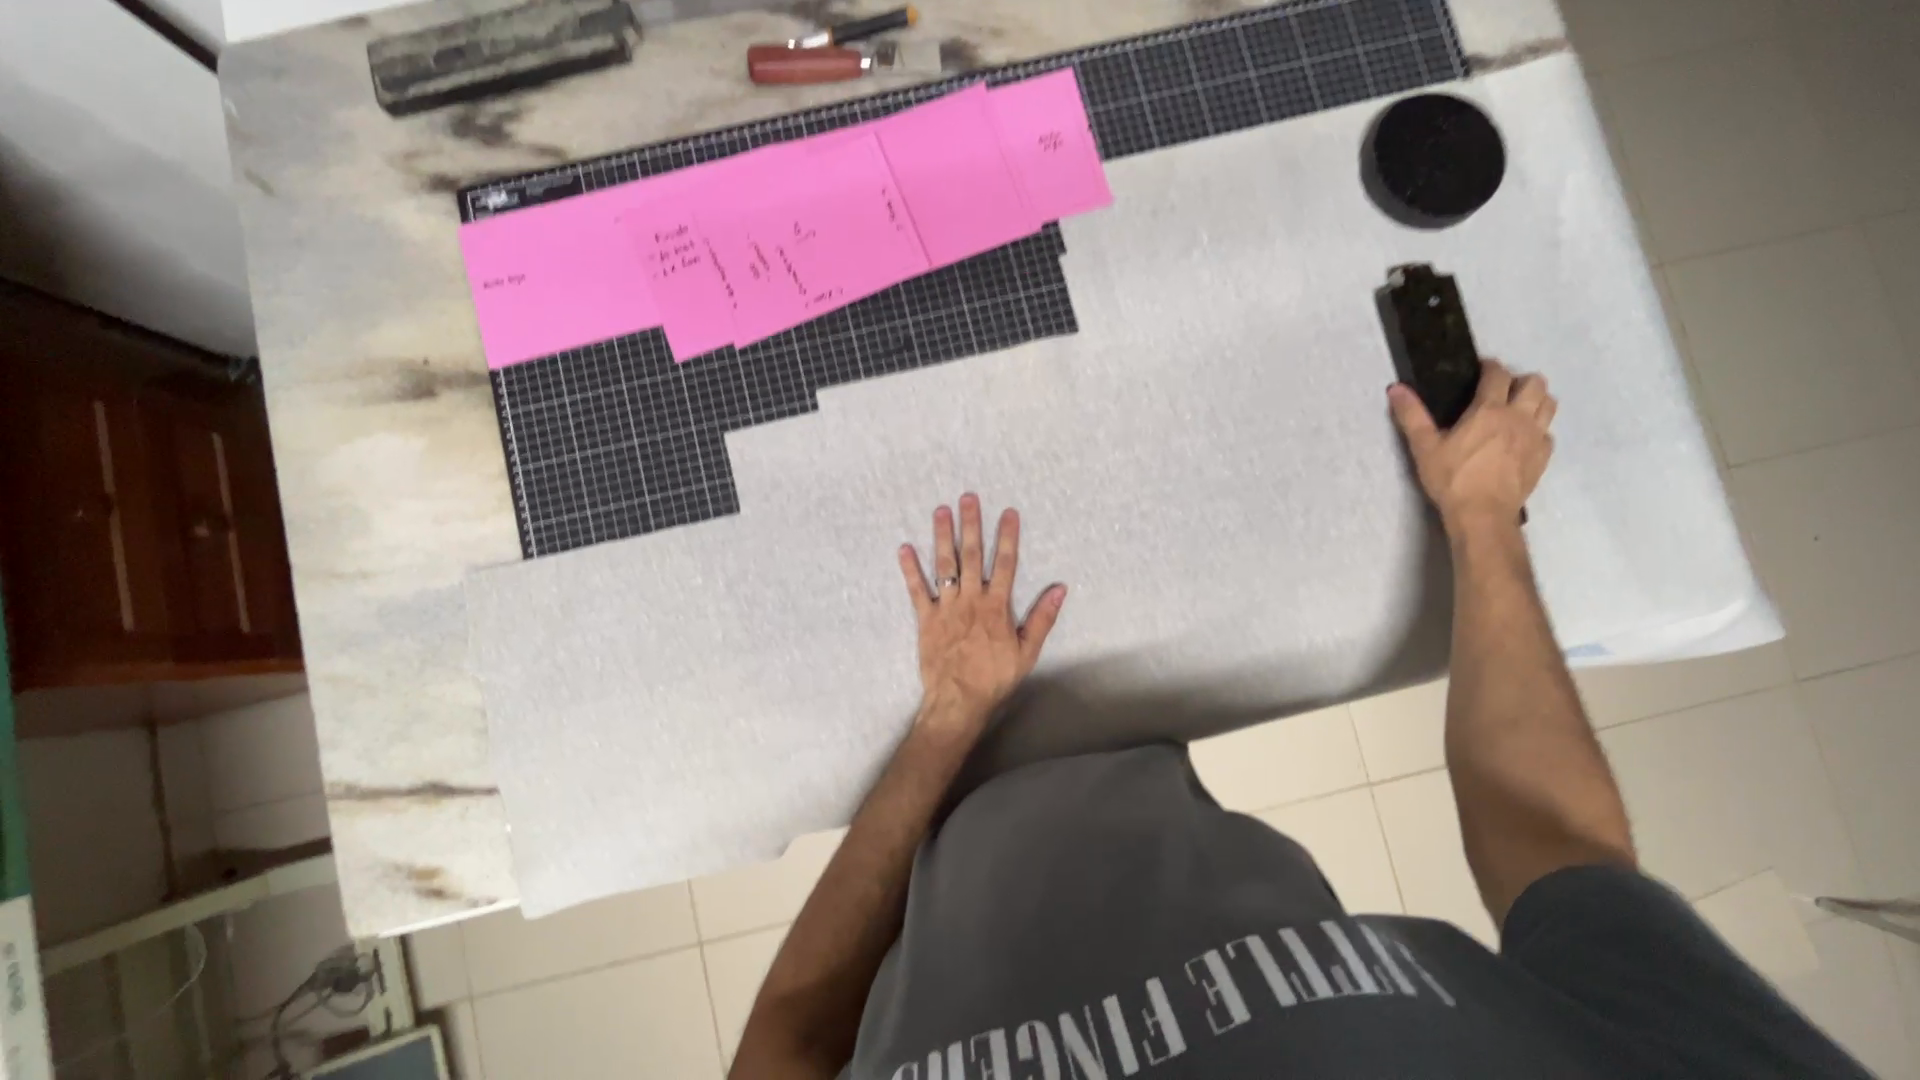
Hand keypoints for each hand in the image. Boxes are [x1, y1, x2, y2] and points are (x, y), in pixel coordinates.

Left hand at [897, 494, 1066, 731]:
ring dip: (942, 536)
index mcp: (996, 606)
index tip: (1008, 512)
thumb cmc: (995, 678)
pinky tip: (904, 548)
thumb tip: (1059, 589)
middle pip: (972, 555)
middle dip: (971, 524)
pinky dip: (910, 569)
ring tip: (940, 510)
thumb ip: (1042, 618)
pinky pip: (917, 590)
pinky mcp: (926, 619)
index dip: (1007, 537)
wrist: (959, 700)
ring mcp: (946, 607)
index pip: (1005, 564)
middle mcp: (971, 600)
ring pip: (945, 565)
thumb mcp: (1027, 651)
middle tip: (968, 497)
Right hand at [1388, 359, 1556, 535]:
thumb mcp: (1424, 447)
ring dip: (1535, 400)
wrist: (1483, 514)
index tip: (1481, 368)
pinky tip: (1522, 440)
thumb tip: (1395, 388)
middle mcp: (1519, 417)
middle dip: (1520, 380)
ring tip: (1517, 409)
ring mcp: (1535, 437)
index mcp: (1489, 410)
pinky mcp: (1543, 456)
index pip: (1498, 374)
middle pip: (1535, 383)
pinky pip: (1548, 432)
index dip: (1490, 366)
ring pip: (1549, 404)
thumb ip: (1412, 415)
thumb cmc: (1451, 479)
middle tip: (1502, 391)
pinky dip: (1538, 429)